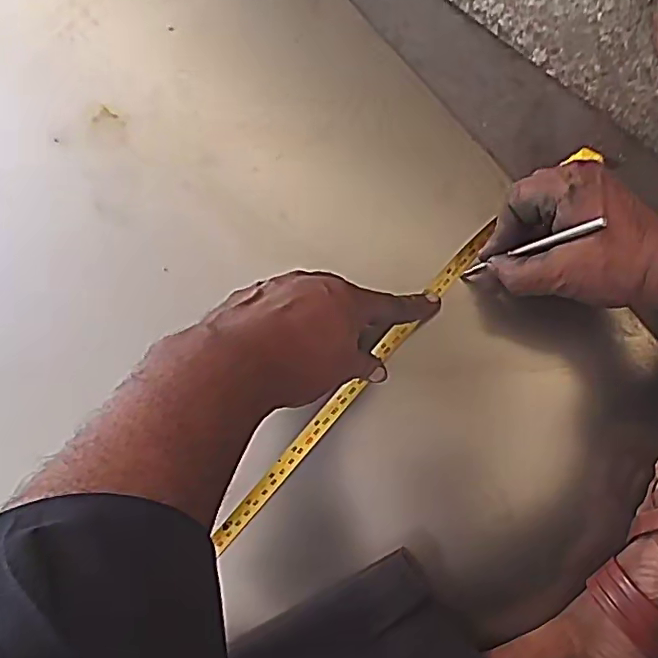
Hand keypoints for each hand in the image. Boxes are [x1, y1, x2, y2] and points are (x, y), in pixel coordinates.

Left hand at [187, 271, 439, 409]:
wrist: (231, 366)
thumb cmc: (283, 365)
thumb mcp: (340, 372)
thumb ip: (361, 364)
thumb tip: (369, 365)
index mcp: (345, 299)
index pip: (389, 305)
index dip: (411, 309)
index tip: (425, 304)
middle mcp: (313, 284)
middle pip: (346, 303)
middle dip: (352, 327)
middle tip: (353, 354)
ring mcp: (281, 288)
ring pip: (311, 305)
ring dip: (316, 328)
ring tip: (308, 361)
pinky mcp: (254, 298)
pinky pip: (282, 311)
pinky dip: (286, 328)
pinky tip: (283, 352)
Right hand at [474, 162, 657, 306]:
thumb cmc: (626, 264)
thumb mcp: (562, 274)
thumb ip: (520, 273)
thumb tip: (497, 271)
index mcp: (570, 184)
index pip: (515, 201)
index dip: (501, 234)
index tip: (496, 258)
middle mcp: (581, 177)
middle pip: (528, 202)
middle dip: (516, 235)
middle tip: (511, 263)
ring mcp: (592, 188)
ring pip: (545, 209)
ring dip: (533, 237)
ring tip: (533, 264)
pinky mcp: (600, 203)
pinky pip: (562, 214)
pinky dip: (550, 236)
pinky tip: (553, 258)